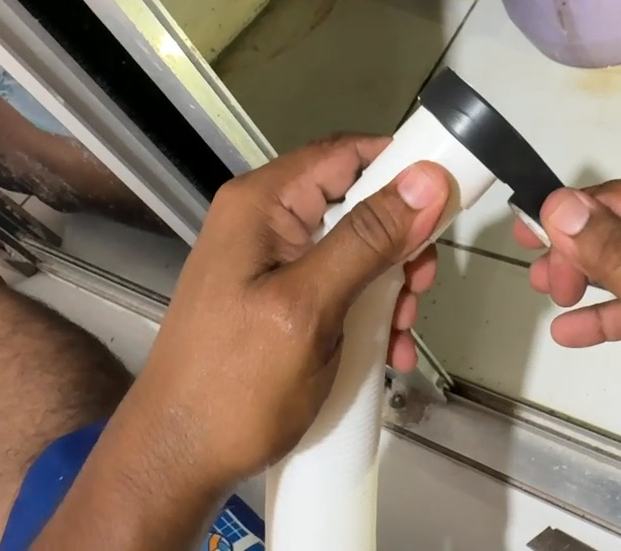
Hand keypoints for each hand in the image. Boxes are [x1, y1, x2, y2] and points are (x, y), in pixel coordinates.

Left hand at [150, 135, 448, 492]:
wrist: (175, 467)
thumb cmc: (236, 385)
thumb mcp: (310, 307)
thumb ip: (369, 239)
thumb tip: (428, 179)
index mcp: (263, 202)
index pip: (347, 153)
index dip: (401, 167)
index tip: (445, 202)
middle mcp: (266, 218)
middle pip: (357, 200)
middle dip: (400, 241)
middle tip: (419, 286)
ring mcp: (271, 259)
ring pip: (356, 244)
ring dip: (390, 283)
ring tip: (400, 331)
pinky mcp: (279, 294)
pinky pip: (341, 280)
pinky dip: (370, 307)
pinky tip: (385, 349)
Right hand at [515, 183, 620, 550]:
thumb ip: (617, 254)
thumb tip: (560, 203)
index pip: (620, 199)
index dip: (569, 215)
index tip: (526, 238)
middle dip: (578, 249)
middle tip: (537, 279)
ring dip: (592, 278)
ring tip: (549, 297)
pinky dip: (617, 309)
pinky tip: (579, 329)